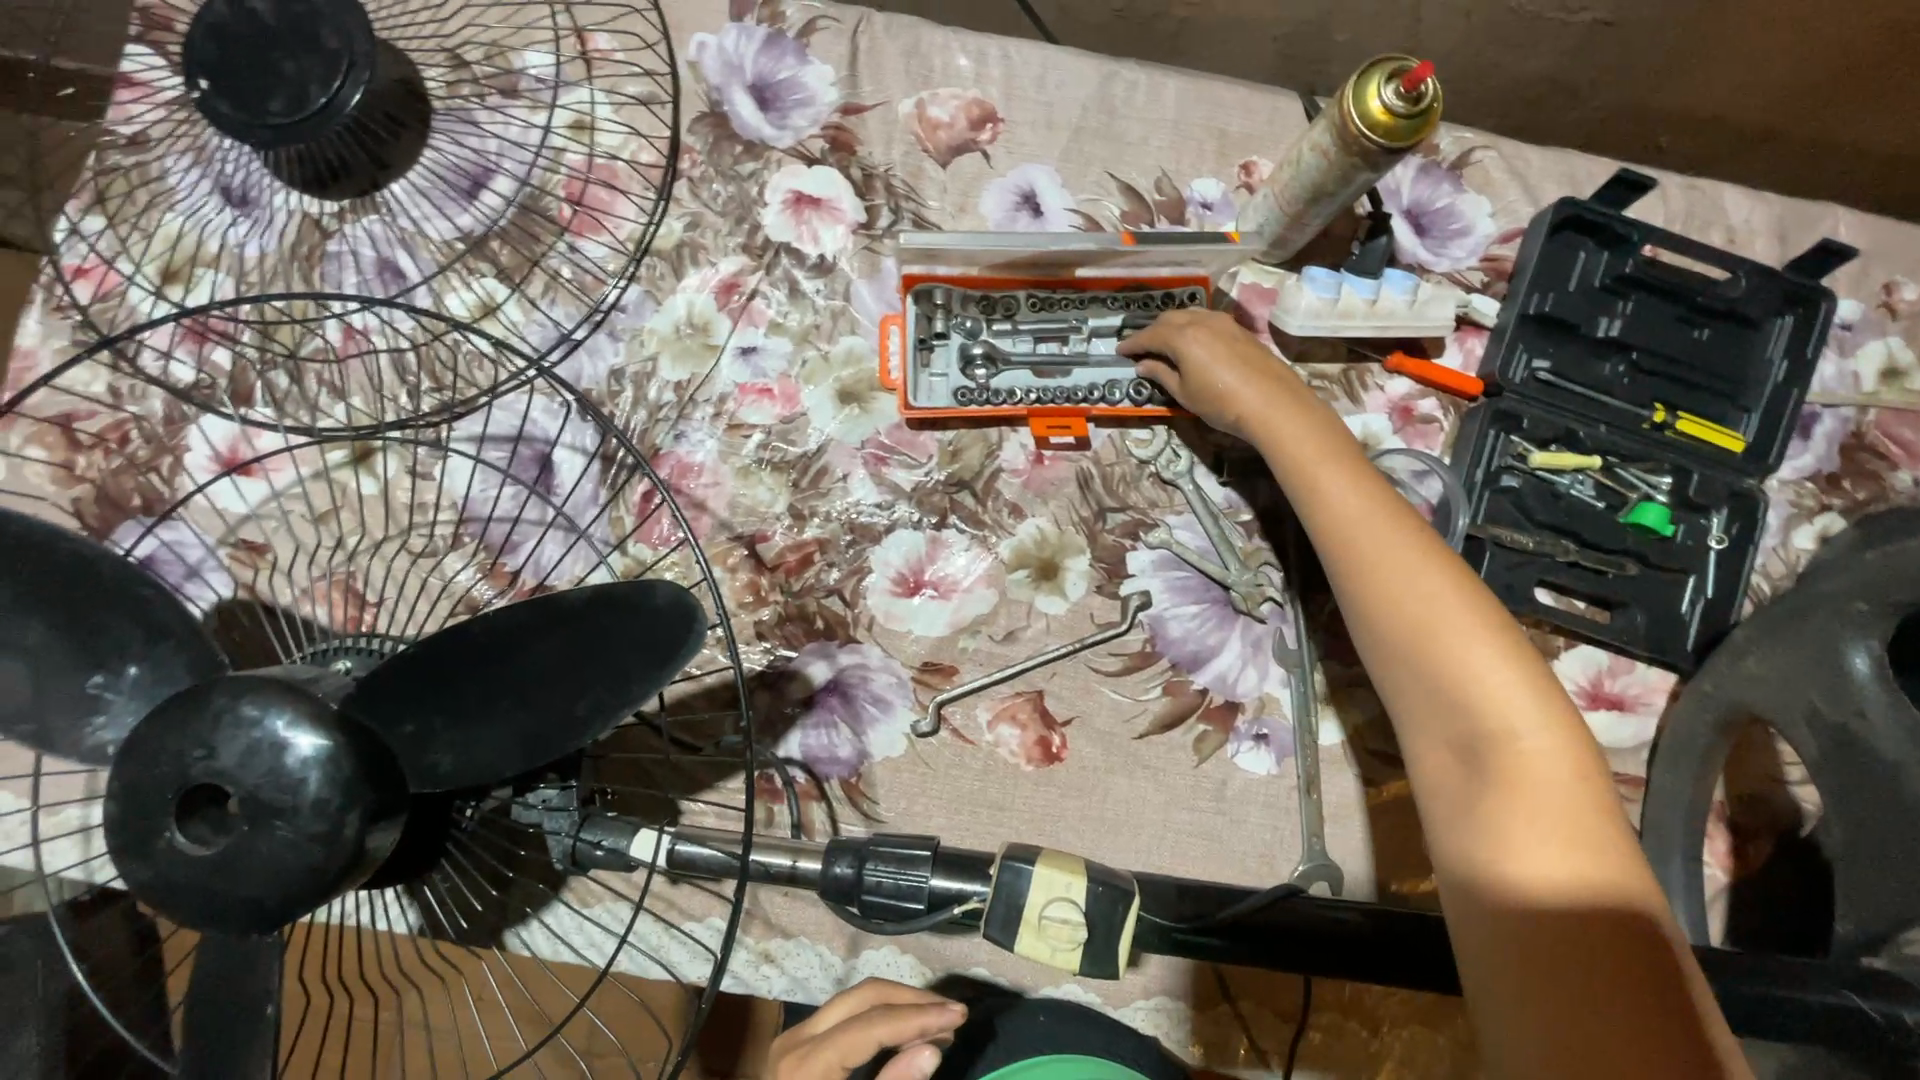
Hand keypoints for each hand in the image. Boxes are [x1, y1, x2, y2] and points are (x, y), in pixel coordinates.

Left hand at [765, 979, 967, 1079]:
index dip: (920, 1017)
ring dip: (899, 1004)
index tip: (960, 1015)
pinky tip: (905, 1029)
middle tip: (954, 1013)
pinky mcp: (797, 1045)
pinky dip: (879, 1016)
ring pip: (855, 999)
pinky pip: (845, 1015)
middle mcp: (797, 1038)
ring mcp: (794, 1038)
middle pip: (865, 996)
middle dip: (913, 1000)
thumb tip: (931, 1049)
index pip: (873, 1023)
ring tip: (938, 1020)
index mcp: (807, 1064)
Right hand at [1116, 309, 1307, 441]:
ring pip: (1188, 314)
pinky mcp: (1238, 328)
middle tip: (1140, 347)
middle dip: (1151, 331)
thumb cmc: (1221, 403)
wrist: (1272, 403)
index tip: (1119, 350)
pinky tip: (1191, 340)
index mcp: (1181, 337)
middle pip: (1168, 319)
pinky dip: (1191, 326)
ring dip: (1172, 325)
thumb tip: (1143, 365)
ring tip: (1164, 342)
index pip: (1149, 336)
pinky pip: (1206, 319)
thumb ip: (1162, 374)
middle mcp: (1200, 321)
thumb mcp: (1185, 393)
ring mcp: (1222, 322)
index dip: (1132, 343)